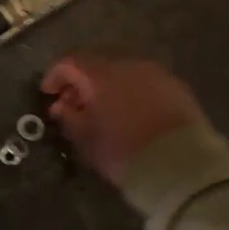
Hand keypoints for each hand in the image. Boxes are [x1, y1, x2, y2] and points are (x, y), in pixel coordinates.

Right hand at [42, 55, 208, 183]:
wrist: (180, 165)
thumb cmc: (123, 151)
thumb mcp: (87, 139)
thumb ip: (69, 119)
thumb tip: (61, 107)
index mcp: (103, 74)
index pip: (71, 63)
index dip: (55, 76)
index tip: (48, 93)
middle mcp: (130, 65)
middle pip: (98, 66)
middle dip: (82, 84)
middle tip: (74, 106)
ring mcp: (157, 75)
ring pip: (123, 74)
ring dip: (108, 88)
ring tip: (103, 113)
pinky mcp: (177, 89)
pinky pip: (145, 84)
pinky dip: (131, 94)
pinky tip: (130, 115)